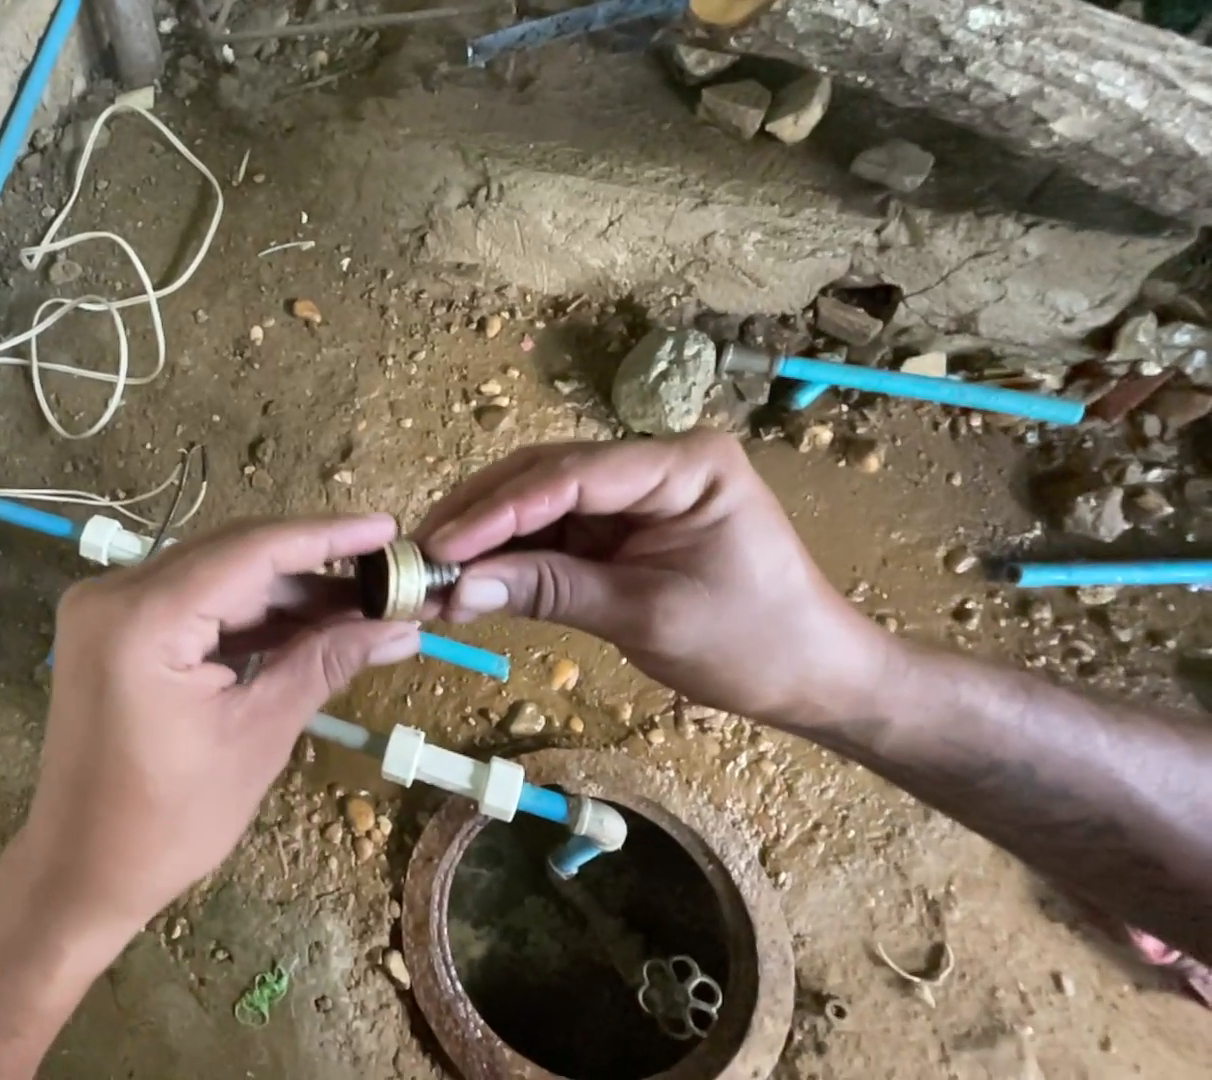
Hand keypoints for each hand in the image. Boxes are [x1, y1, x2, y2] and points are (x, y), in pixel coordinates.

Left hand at [24, 515, 422, 927]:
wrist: (82, 868)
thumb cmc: (169, 821)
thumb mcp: (258, 736)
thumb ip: (324, 663)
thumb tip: (401, 627)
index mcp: (143, 620)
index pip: (250, 552)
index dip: (325, 537)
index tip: (387, 529)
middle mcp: (114, 593)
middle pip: (231, 555)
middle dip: (311, 565)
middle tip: (383, 571)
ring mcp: (107, 607)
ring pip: (215, 575)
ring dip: (284, 590)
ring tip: (359, 600)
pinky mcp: (113, 627)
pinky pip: (192, 602)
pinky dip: (247, 613)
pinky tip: (306, 620)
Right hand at [416, 432, 892, 728]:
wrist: (812, 677)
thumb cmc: (752, 643)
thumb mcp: (645, 615)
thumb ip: (549, 590)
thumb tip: (457, 590)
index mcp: (683, 465)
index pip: (570, 475)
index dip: (496, 511)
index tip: (439, 547)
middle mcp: (651, 464)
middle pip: (542, 476)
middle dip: (477, 517)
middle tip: (420, 556)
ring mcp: (629, 494)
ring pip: (534, 501)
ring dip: (482, 537)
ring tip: (431, 570)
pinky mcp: (613, 526)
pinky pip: (545, 532)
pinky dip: (504, 557)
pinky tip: (466, 576)